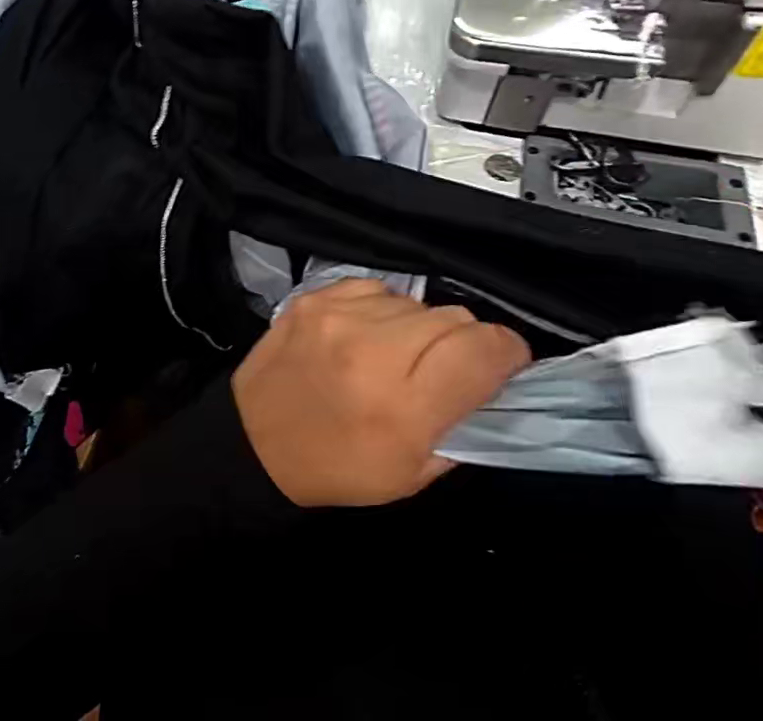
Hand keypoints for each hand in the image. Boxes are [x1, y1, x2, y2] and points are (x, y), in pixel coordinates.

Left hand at [230, 278, 530, 507]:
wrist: (254, 441)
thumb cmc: (338, 467)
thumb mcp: (412, 472)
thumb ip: (462, 424)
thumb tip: (492, 380)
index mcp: (404, 405)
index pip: (484, 349)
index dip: (508, 352)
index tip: (504, 363)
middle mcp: (374, 350)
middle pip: (455, 318)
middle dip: (463, 342)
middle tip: (441, 367)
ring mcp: (340, 317)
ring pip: (417, 301)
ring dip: (418, 327)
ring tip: (395, 354)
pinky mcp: (315, 298)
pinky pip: (376, 289)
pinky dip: (382, 310)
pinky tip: (365, 336)